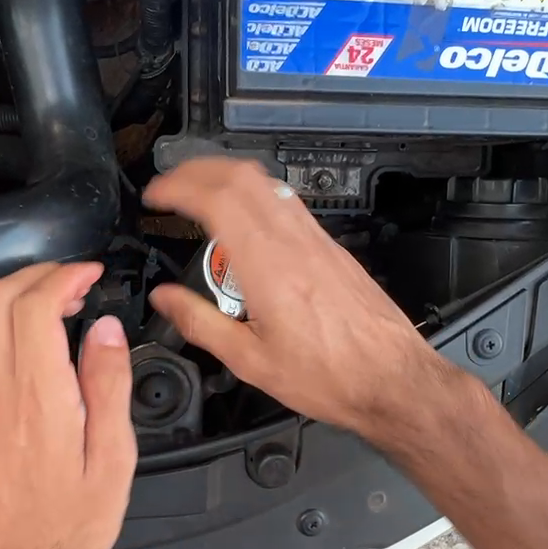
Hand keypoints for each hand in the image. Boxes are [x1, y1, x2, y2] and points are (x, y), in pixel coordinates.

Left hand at [0, 262, 137, 548]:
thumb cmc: (66, 528)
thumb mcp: (112, 460)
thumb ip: (108, 385)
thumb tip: (106, 331)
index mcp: (37, 397)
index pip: (33, 305)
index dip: (63, 275)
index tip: (89, 274)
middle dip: (37, 274)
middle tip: (76, 281)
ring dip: (21, 298)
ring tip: (63, 308)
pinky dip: (9, 328)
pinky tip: (41, 350)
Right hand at [143, 157, 466, 444]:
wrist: (391, 378)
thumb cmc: (331, 375)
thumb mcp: (251, 361)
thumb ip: (200, 323)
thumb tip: (165, 299)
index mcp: (267, 266)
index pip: (215, 200)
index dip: (178, 187)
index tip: (156, 194)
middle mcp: (293, 242)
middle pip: (239, 176)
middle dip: (196, 170)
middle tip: (170, 184)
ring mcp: (316, 240)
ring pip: (266, 183)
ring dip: (226, 176)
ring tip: (201, 191)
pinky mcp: (331, 247)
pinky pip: (287, 201)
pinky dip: (255, 193)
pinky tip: (247, 216)